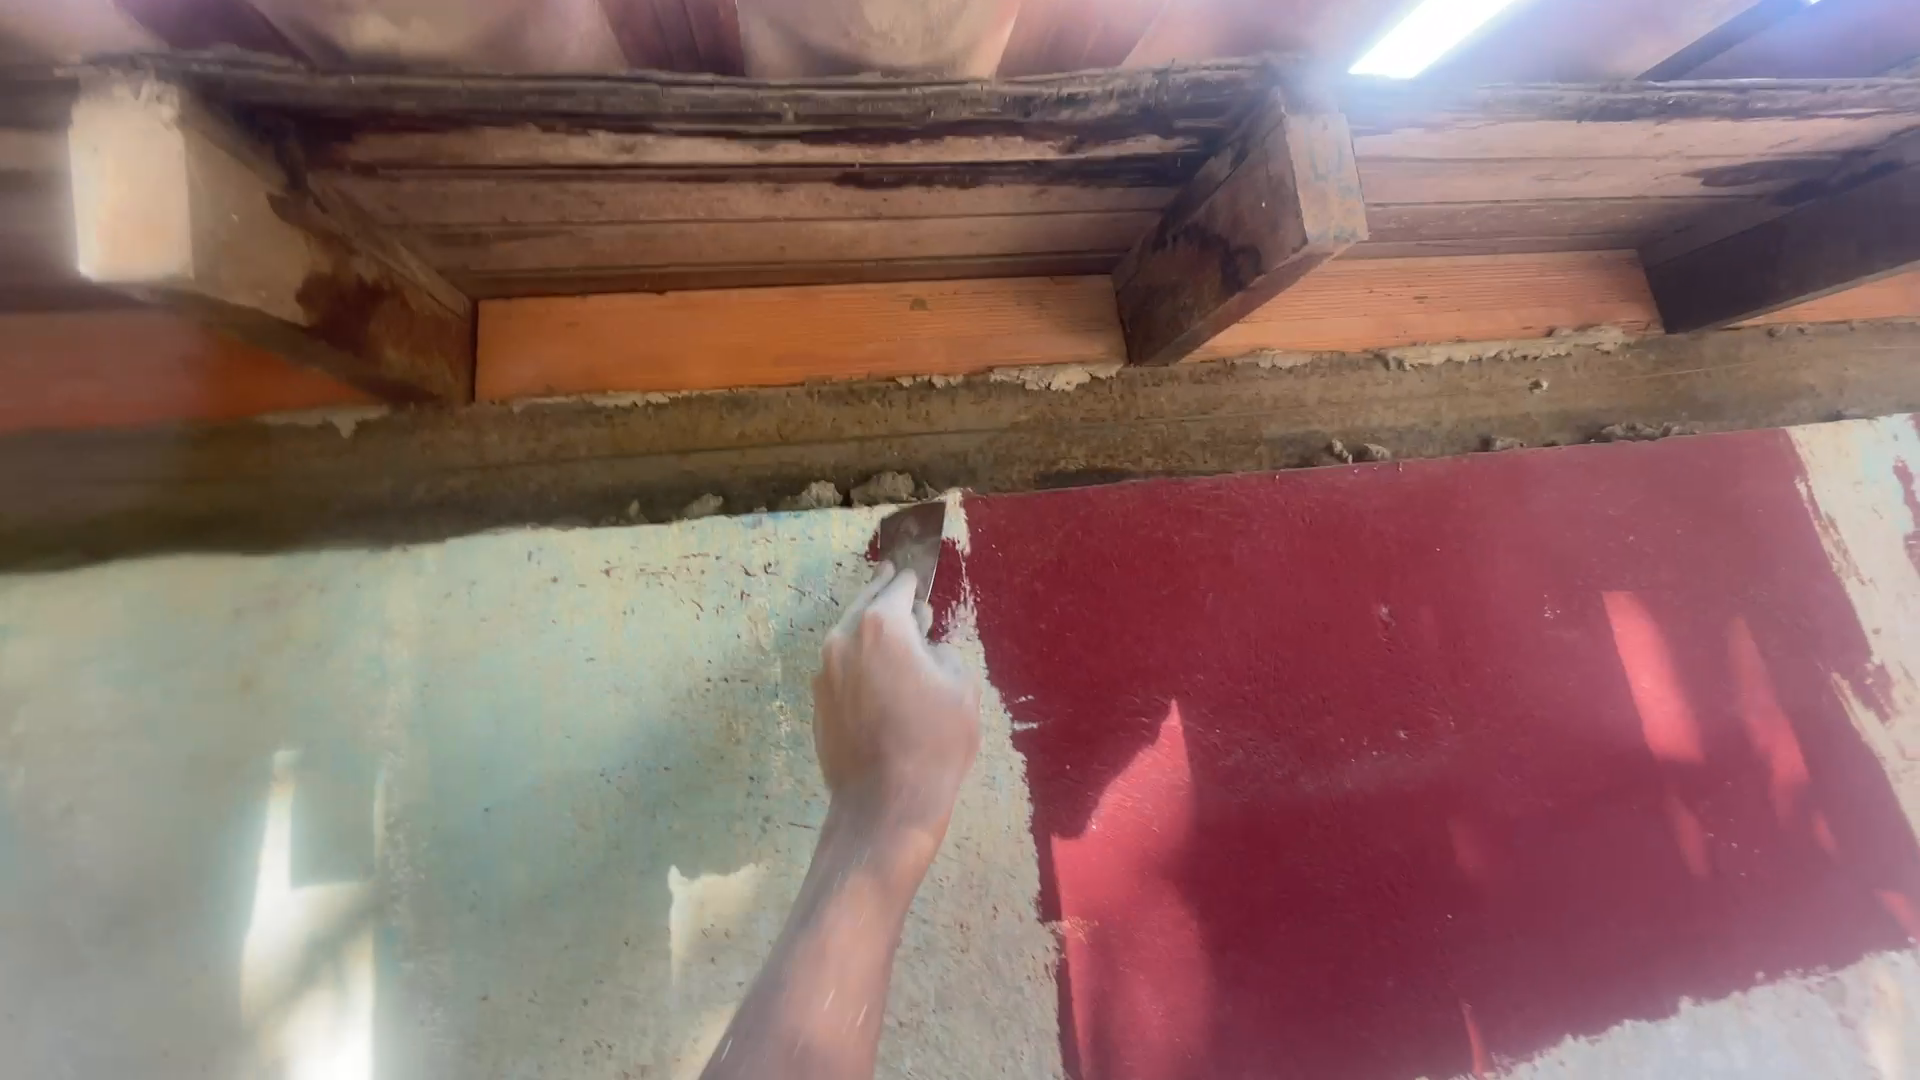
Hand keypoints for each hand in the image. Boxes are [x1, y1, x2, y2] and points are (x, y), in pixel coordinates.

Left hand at [813, 562, 980, 846]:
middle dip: (883, 591)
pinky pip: (841, 665)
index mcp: (883, 627)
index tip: (916, 575)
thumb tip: (924, 647)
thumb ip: (941, 650)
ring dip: (869, 626)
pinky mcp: (818, 701)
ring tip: (890, 629)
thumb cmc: (934, 741)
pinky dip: (858, 658)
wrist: (886, 805)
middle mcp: (845, 639)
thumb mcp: (960, 686)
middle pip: (866, 602)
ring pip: (849, 634)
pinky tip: (876, 672)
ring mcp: (825, 672)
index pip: (899, 588)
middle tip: (894, 578)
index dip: (912, 581)